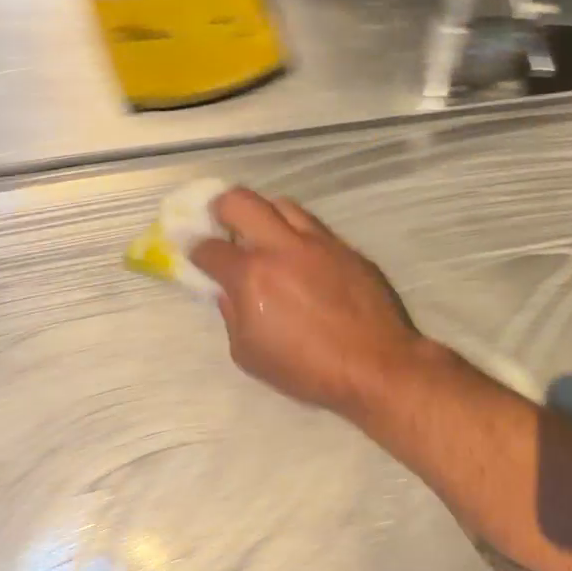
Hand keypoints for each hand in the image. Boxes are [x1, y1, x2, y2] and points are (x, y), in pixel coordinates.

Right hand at [190, 187, 438, 416]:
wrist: (377, 365)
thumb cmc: (308, 370)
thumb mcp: (249, 354)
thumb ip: (232, 315)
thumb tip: (228, 292)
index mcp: (252, 275)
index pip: (209, 248)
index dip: (194, 250)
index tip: (195, 254)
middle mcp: (284, 247)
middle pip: (240, 200)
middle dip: (220, 209)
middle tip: (220, 225)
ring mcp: (321, 243)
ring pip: (283, 205)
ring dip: (265, 215)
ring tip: (264, 237)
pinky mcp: (348, 250)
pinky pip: (316, 228)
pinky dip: (299, 235)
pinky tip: (302, 257)